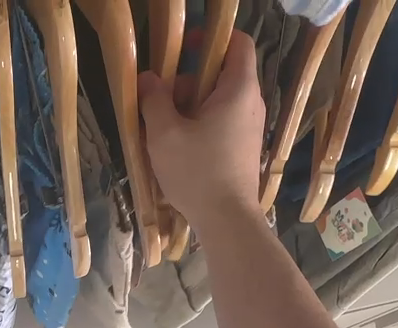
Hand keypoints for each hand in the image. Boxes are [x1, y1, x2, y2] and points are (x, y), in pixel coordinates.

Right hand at [139, 29, 266, 228]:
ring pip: (217, 104)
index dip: (212, 38)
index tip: (186, 47)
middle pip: (220, 76)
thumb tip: (148, 78)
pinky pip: (220, 127)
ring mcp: (248, 129)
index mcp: (238, 89)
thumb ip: (154, 101)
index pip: (237, 43)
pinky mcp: (241, 151)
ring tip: (164, 133)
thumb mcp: (165, 135)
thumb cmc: (197, 173)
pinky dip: (199, 129)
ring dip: (189, 110)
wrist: (226, 220)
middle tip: (162, 102)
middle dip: (189, 83)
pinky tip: (178, 151)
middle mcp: (250, 103)